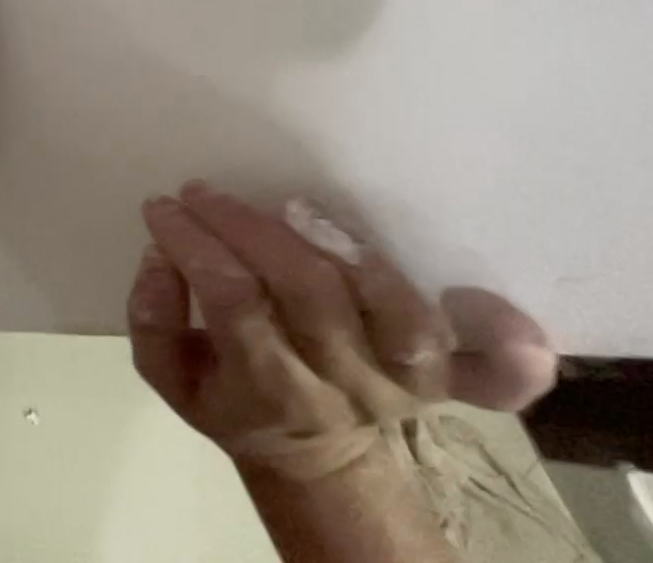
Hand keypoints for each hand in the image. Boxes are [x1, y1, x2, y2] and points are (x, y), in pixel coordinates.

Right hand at [127, 183, 555, 482]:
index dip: (194, 243)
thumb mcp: (167, 376)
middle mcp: (341, 388)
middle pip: (308, 291)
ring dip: (348, 249)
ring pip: (394, 313)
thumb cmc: (230, 403)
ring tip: (294, 208)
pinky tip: (469, 290)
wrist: (312, 458)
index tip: (163, 208)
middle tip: (204, 193)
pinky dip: (500, 334)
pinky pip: (495, 369)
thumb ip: (152, 319)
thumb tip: (161, 256)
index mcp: (266, 391)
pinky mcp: (449, 382)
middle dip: (248, 227)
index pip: (232, 300)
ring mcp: (404, 384)